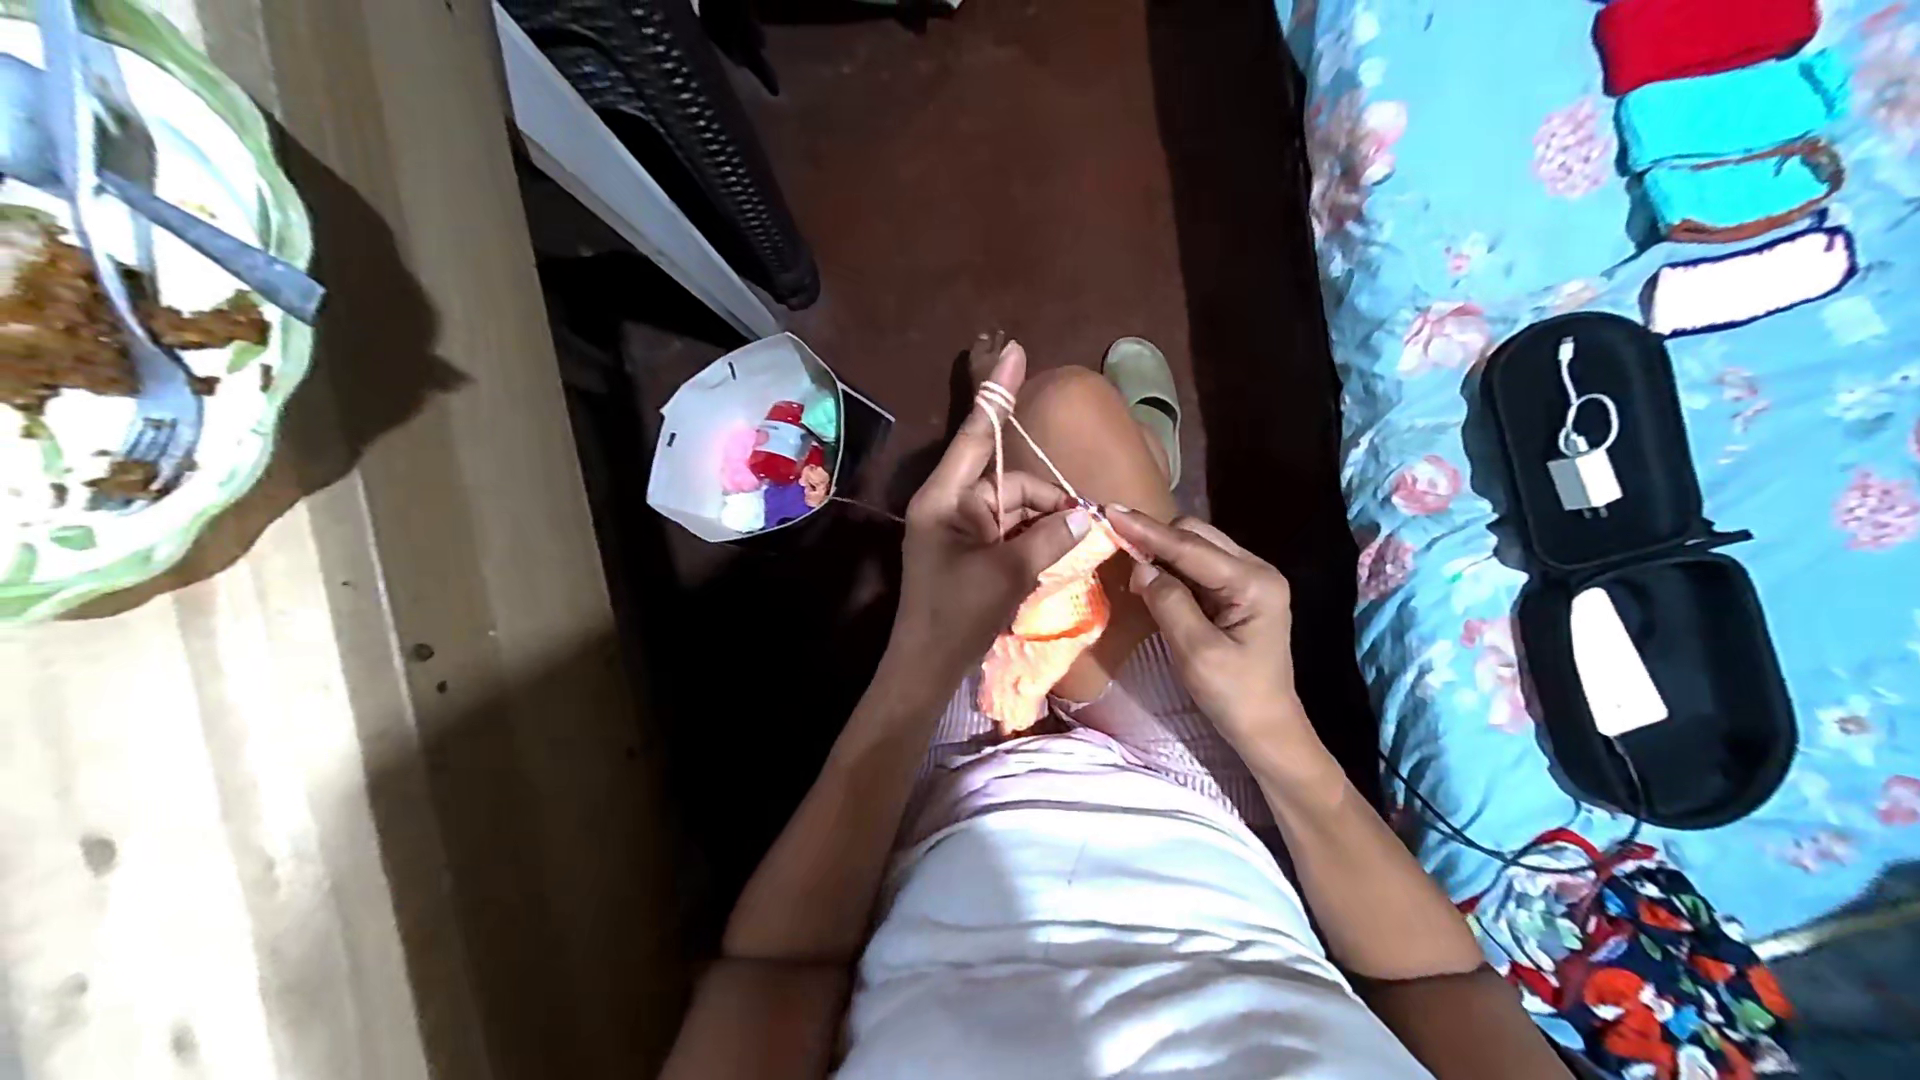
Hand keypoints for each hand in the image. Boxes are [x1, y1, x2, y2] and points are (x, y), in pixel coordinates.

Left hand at [889, 343, 1090, 686]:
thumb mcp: (1007, 574)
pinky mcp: (970, 548)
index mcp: (946, 497)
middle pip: (1010, 480)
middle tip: (1085, 522)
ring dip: (1044, 522)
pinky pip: (1009, 529)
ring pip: (1014, 507)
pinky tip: (1055, 555)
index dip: (998, 394)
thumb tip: (1086, 513)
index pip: (978, 435)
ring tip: (1072, 544)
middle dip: (1048, 498)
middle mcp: (952, 503)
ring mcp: (960, 526)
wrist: (926, 667)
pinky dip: (1033, 538)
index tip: (1014, 350)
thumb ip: (1049, 537)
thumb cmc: (957, 616)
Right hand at [1106, 509, 1318, 771]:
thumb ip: (1168, 603)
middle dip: (1154, 537)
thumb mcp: (1196, 652)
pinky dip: (1170, 566)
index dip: (1147, 531)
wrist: (1265, 726)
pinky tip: (1150, 576)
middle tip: (1115, 544)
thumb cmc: (1234, 694)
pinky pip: (1196, 565)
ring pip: (1195, 546)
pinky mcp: (1236, 591)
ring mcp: (1248, 579)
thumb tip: (1140, 567)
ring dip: (1160, 551)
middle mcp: (1256, 570)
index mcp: (1254, 583)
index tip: (1111, 512)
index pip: (1190, 548)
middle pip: (1195, 535)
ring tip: (1128, 560)